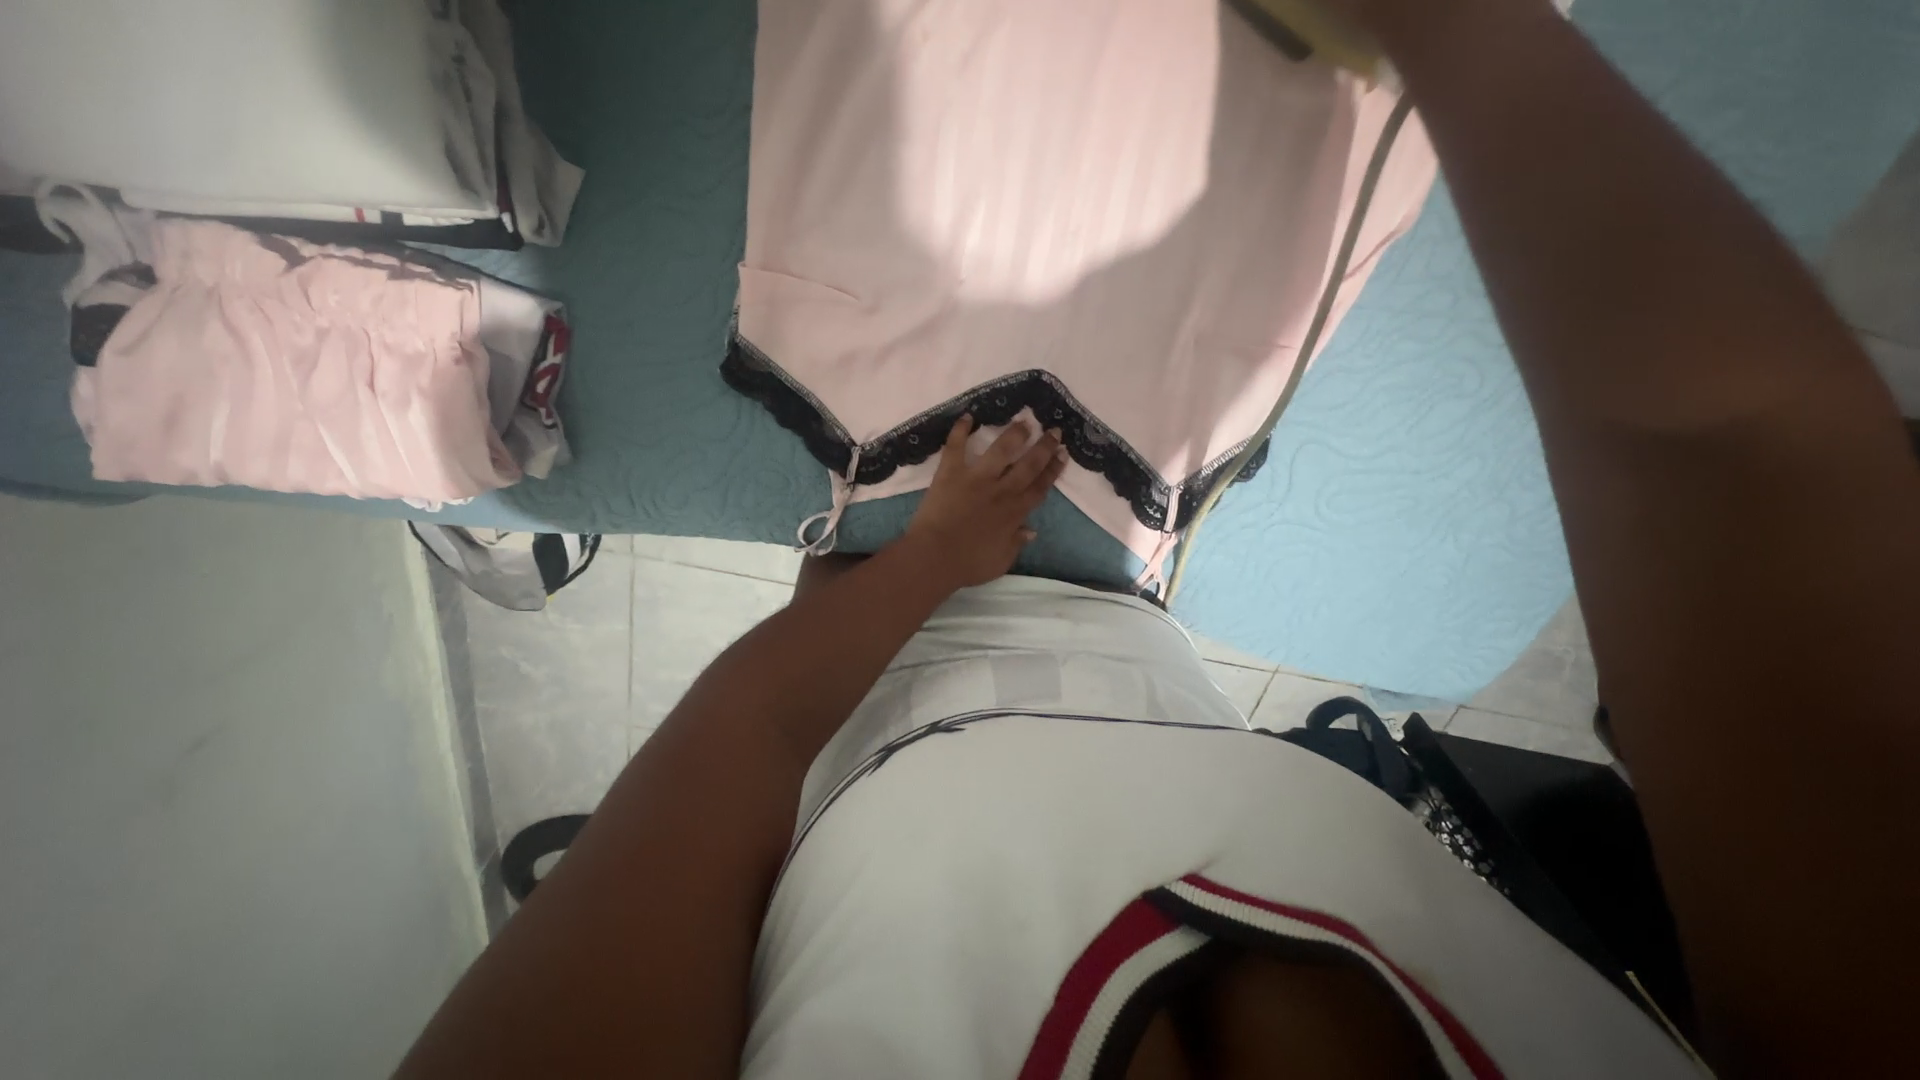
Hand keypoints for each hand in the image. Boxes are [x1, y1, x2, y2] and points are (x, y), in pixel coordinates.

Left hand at [901, 416, 1066, 589]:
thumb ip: (1016, 543)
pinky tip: (968, 416)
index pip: (1040, 487)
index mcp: (1015, 513)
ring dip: (1014, 434)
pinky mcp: (951, 473)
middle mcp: (1001, 490)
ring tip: (1024, 421)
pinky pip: (956, 447)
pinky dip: (961, 430)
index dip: (1053, 470)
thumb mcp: (1001, 561)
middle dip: (1044, 446)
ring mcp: (976, 478)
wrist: (935, 557)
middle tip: (1054, 430)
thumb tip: (1031, 531)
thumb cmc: (969, 565)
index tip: (1062, 454)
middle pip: (1028, 465)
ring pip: (1001, 450)